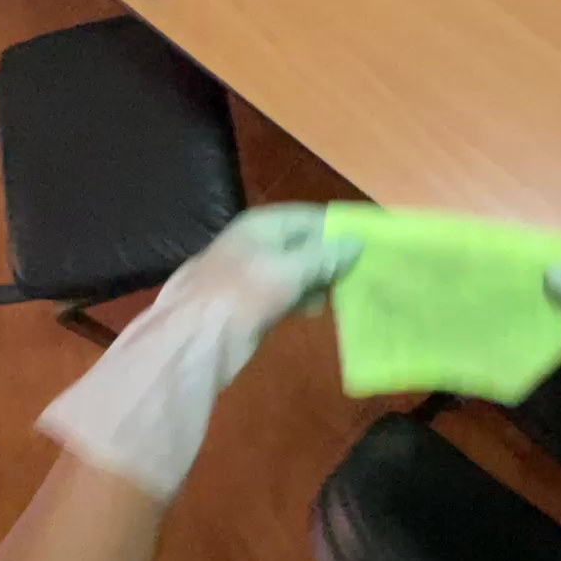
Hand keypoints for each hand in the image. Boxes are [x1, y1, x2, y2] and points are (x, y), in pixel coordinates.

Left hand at [37, 204, 361, 501]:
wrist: (192, 343)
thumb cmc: (242, 296)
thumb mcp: (290, 270)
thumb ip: (324, 255)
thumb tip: (356, 241)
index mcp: (262, 226)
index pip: (310, 217)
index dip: (338, 228)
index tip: (369, 242)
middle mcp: (256, 244)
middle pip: (304, 243)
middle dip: (331, 257)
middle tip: (363, 271)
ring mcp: (250, 273)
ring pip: (296, 270)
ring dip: (319, 280)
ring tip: (345, 292)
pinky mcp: (248, 302)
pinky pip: (284, 292)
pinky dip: (301, 298)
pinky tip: (316, 310)